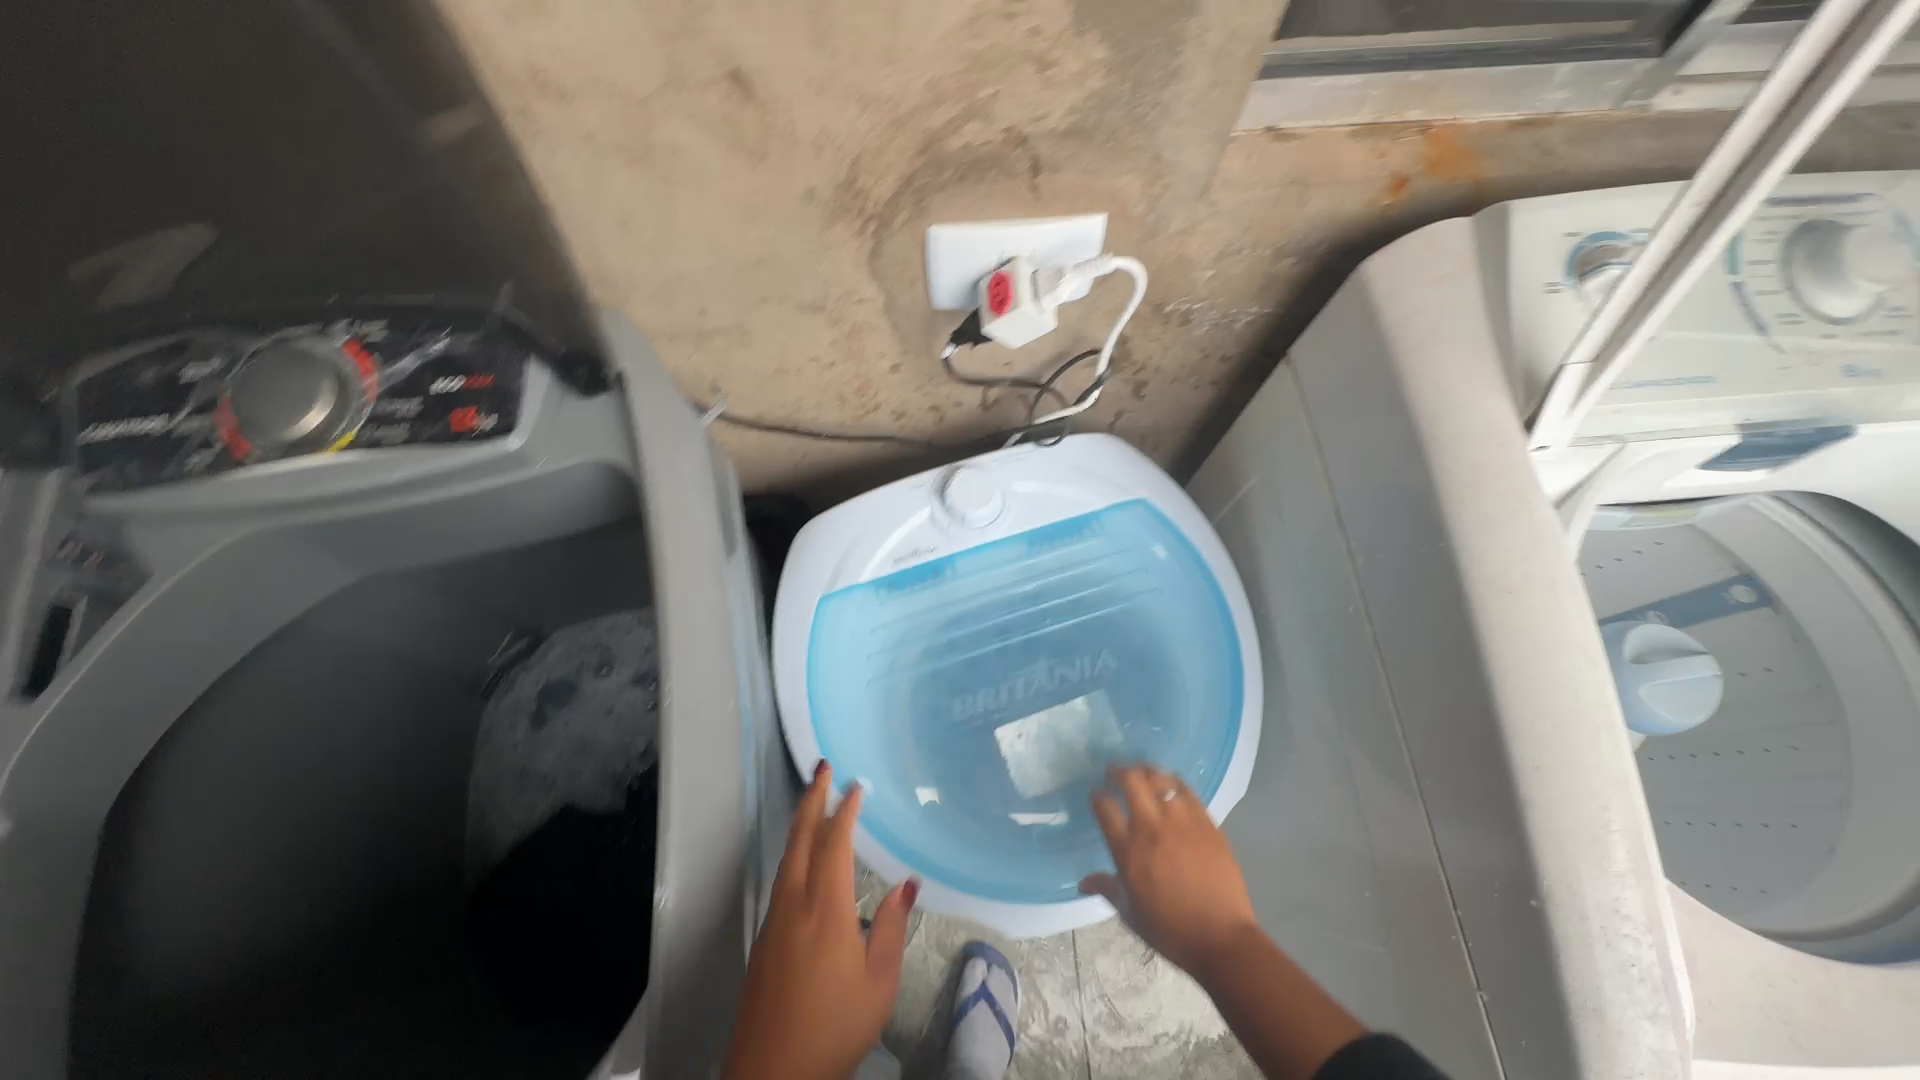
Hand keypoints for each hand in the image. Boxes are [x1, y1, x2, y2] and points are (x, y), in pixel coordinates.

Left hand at [722, 762, 917, 1079]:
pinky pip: (781, 879)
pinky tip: (802, 857)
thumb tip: (907, 882)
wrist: (772, 1072)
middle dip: (811, 800)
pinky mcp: (763, 939)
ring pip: (786, 858)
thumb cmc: (835, 1026)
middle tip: (822, 768)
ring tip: (813, 801)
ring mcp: (774, 921)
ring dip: (800, 824)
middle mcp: (794, 905)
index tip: (854, 785)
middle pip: (800, 840)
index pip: (834, 845)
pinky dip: (793, 852)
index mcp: (826, 910)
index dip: (844, 812)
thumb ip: (892, 927)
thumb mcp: (879, 981)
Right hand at [1079, 764, 1259, 979]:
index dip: (1097, 795)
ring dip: (1146, 772)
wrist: (1221, 939)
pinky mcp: (1207, 824)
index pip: (1104, 807)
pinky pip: (1187, 791)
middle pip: (1131, 780)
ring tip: (1142, 775)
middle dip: (1118, 771)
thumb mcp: (1130, 913)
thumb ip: (1107, 889)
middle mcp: (1152, 828)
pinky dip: (1174, 783)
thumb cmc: (1169, 930)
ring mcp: (1182, 823)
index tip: (1096, 795)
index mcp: (1127, 851)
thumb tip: (1083, 882)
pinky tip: (1171, 786)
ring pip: (1160, 779)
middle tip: (1115, 774)